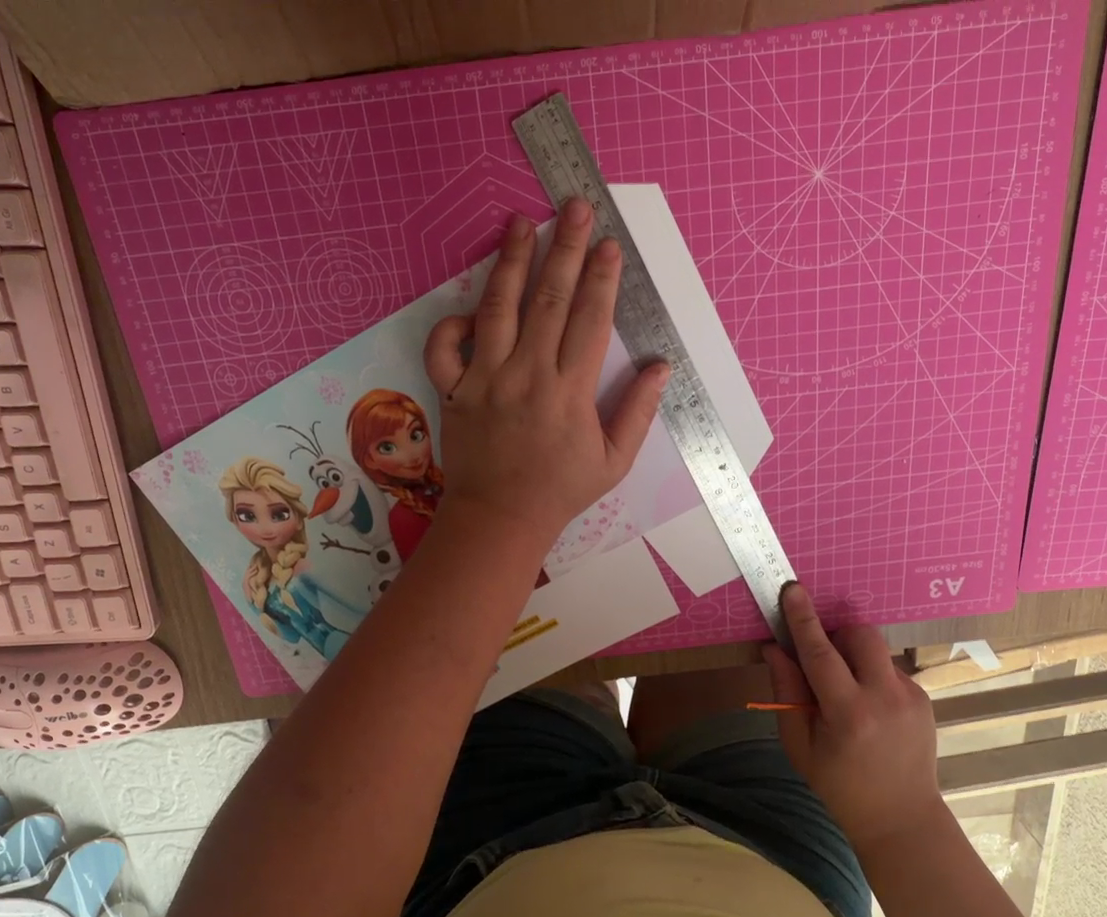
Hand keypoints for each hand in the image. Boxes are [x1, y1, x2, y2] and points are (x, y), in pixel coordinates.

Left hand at [423, 198, 670, 542]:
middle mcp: (528, 375)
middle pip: (548, 300)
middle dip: (565, 249)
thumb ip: (638, 412)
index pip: (590, 320)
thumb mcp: (614, 461)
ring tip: (521, 223)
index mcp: (570, 391)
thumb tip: (662, 368)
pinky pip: (444, 348)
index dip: (602, 278)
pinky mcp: (454, 390)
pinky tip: (470, 305)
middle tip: (574, 207)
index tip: (609, 243)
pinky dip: (452, 323)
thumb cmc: (560, 490)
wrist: (500, 519)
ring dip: (510, 261)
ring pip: (497, 308)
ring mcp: (486, 379)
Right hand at [762, 583, 944, 847]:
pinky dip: (870, 676)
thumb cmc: (838, 786)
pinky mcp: (924, 698)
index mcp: (849, 714)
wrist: (900, 818)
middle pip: (860, 635)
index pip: (820, 652)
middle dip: (836, 633)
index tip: (792, 589)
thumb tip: (774, 649)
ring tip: (844, 694)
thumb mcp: (799, 744)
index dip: (803, 618)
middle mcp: (885, 697)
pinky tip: (867, 711)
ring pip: (876, 650)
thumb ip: (786, 692)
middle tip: (820, 657)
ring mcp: (911, 696)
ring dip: (853, 658)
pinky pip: (889, 669)